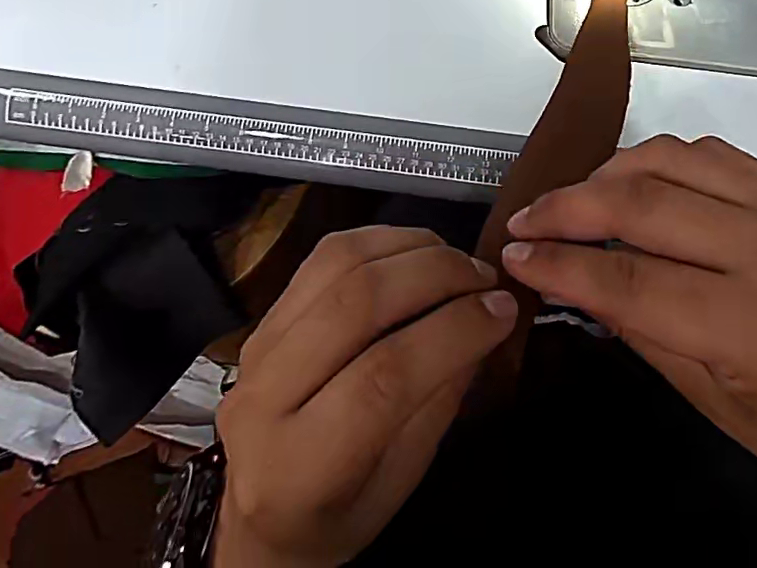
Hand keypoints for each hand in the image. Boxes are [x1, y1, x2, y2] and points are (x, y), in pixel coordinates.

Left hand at [214, 226, 515, 567]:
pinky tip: (416, 250)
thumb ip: (439, 400)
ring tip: (456, 259)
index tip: (501, 309)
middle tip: (484, 277)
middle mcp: (265, 396)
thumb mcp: (398, 482)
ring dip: (410, 248)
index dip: (452, 331)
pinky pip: (325, 255)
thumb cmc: (335, 513)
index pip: (383, 378)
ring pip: (338, 264)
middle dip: (436, 275)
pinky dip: (381, 239)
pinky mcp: (265, 313)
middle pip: (357, 303)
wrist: (255, 516)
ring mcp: (258, 344)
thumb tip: (483, 319)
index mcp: (298, 466)